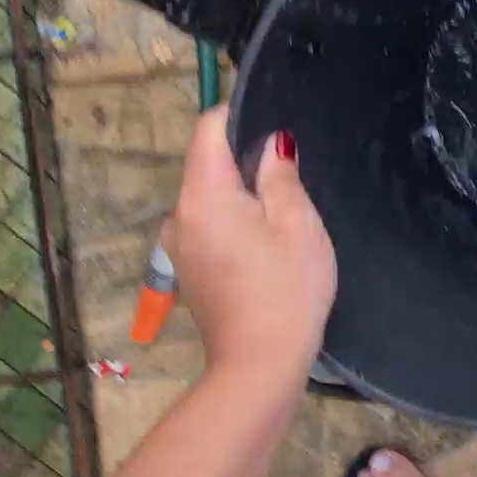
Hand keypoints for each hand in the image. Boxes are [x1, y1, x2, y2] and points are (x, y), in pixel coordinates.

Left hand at [165, 106, 336, 381]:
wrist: (261, 363)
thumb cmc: (286, 286)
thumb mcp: (297, 221)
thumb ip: (280, 175)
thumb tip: (272, 143)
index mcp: (202, 196)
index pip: (208, 131)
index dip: (239, 113)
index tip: (277, 115)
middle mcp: (179, 215)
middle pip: (209, 163)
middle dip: (249, 156)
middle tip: (296, 167)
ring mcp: (181, 244)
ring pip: (213, 194)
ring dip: (246, 189)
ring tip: (290, 204)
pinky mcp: (191, 267)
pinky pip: (212, 221)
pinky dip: (238, 215)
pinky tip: (271, 235)